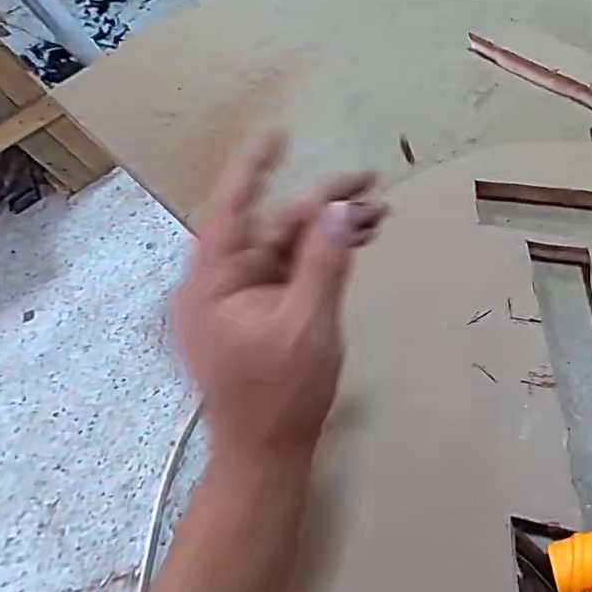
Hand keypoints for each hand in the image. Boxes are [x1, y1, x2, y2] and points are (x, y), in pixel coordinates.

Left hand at [171, 134, 385, 465]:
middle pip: (273, 228)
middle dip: (323, 208)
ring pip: (288, 247)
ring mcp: (243, 298)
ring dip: (331, 232)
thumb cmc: (281, 395)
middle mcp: (222, 283)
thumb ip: (325, 262)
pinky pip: (293, 271)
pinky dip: (324, 257)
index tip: (278, 137)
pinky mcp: (263, 311)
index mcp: (213, 283)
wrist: (268, 454)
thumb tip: (341, 210)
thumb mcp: (309, 324)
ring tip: (378, 216)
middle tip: (371, 188)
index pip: (230, 210)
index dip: (253, 169)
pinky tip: (357, 242)